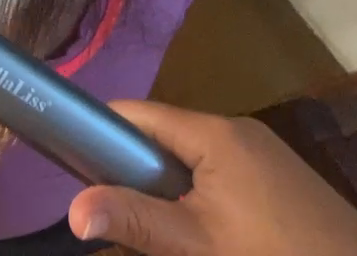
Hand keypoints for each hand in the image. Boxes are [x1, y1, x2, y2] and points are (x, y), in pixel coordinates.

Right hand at [68, 101, 356, 255]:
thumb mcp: (201, 247)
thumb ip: (134, 220)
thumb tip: (71, 213)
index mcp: (213, 131)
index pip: (132, 114)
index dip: (99, 137)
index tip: (81, 174)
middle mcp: (237, 129)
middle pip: (159, 138)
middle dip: (137, 176)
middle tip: (129, 221)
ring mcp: (266, 155)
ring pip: (189, 160)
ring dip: (169, 193)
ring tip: (172, 237)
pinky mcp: (285, 182)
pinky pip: (221, 175)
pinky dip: (202, 201)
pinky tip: (212, 239)